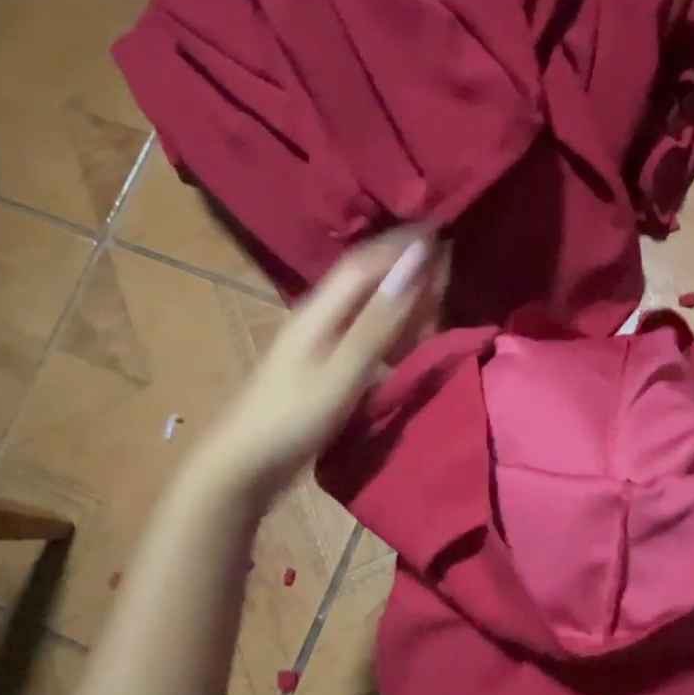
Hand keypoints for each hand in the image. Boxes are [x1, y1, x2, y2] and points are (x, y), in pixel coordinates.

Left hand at [187, 229, 444, 500]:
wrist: (243, 468)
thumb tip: (417, 260)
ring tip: (441, 299)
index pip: (365, 261)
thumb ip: (380, 319)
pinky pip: (365, 340)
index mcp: (319, 311)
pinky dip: (393, 335)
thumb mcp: (342, 370)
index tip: (444, 226)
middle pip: (366, 282)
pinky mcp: (323, 373)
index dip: (402, 242)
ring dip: (402, 301)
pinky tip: (411, 344)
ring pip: (367, 311)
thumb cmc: (292, 418)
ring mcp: (319, 348)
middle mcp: (319, 320)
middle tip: (451, 261)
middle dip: (406, 268)